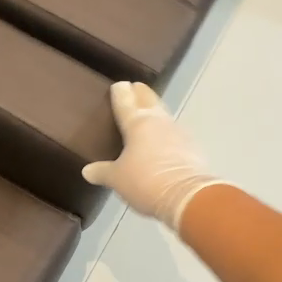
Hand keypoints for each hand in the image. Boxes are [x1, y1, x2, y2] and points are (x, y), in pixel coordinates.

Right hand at [81, 82, 225, 231]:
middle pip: (150, 101)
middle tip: (136, 88)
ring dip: (157, 113)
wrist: (187, 197)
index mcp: (137, 124)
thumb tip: (88, 171)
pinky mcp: (193, 148)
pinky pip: (176, 135)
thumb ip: (102, 172)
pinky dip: (168, 134)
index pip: (126, 102)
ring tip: (149, 115)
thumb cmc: (145, 181)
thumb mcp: (117, 179)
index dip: (121, 93)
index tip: (119, 84)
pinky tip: (165, 142)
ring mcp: (179, 133)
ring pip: (165, 116)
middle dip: (142, 93)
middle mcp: (159, 122)